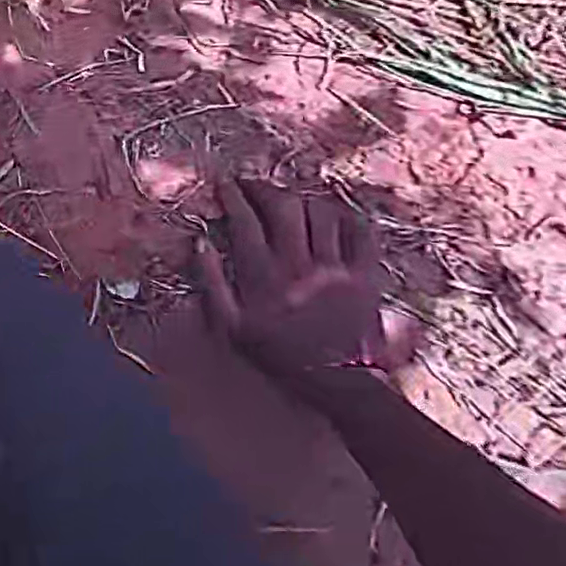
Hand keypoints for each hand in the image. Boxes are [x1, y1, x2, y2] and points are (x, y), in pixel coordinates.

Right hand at [195, 179, 386, 388]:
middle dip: (263, 188)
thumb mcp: (229, 323)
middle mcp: (298, 263)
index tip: (224, 185)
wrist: (336, 381)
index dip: (232, 196)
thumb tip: (200, 242)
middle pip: (283, 206)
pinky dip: (346, 217)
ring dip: (300, 199)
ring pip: (320, 213)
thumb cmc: (275, 350)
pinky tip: (331, 214)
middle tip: (251, 185)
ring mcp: (335, 268)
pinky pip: (360, 234)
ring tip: (288, 199)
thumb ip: (211, 280)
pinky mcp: (366, 276)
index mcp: (262, 273)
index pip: (244, 219)